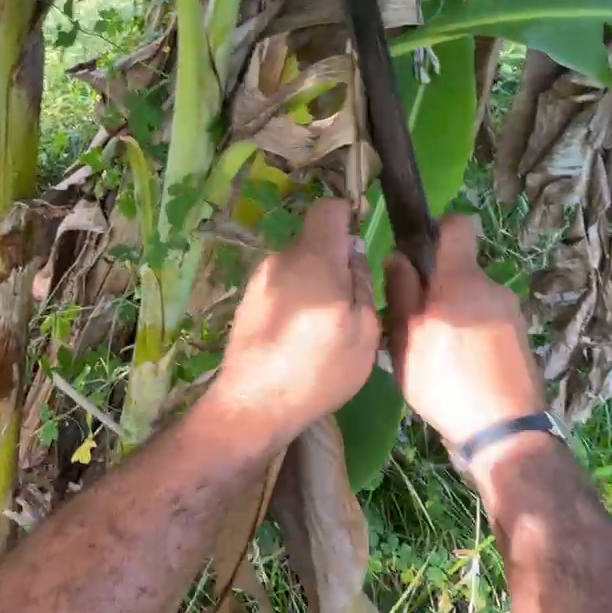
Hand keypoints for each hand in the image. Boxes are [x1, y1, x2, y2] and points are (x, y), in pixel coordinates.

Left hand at [201, 198, 379, 450]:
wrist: (253, 404)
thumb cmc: (318, 369)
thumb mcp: (364, 330)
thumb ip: (361, 283)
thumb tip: (353, 252)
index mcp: (313, 258)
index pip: (328, 209)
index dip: (348, 216)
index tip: (360, 243)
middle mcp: (281, 260)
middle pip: (313, 242)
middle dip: (334, 262)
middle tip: (350, 303)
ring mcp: (259, 280)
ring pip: (298, 267)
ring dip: (315, 285)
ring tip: (325, 328)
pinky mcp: (247, 302)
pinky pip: (282, 287)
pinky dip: (296, 301)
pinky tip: (301, 338)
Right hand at [384, 214, 542, 444]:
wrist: (505, 433)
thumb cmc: (445, 382)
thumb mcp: (407, 340)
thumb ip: (402, 294)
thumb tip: (398, 257)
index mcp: (461, 280)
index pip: (458, 226)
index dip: (437, 229)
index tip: (418, 251)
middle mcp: (492, 288)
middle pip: (459, 270)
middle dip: (436, 287)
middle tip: (413, 322)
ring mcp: (511, 313)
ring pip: (472, 298)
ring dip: (453, 313)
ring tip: (434, 352)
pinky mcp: (521, 338)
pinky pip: (487, 321)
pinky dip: (470, 333)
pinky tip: (458, 367)